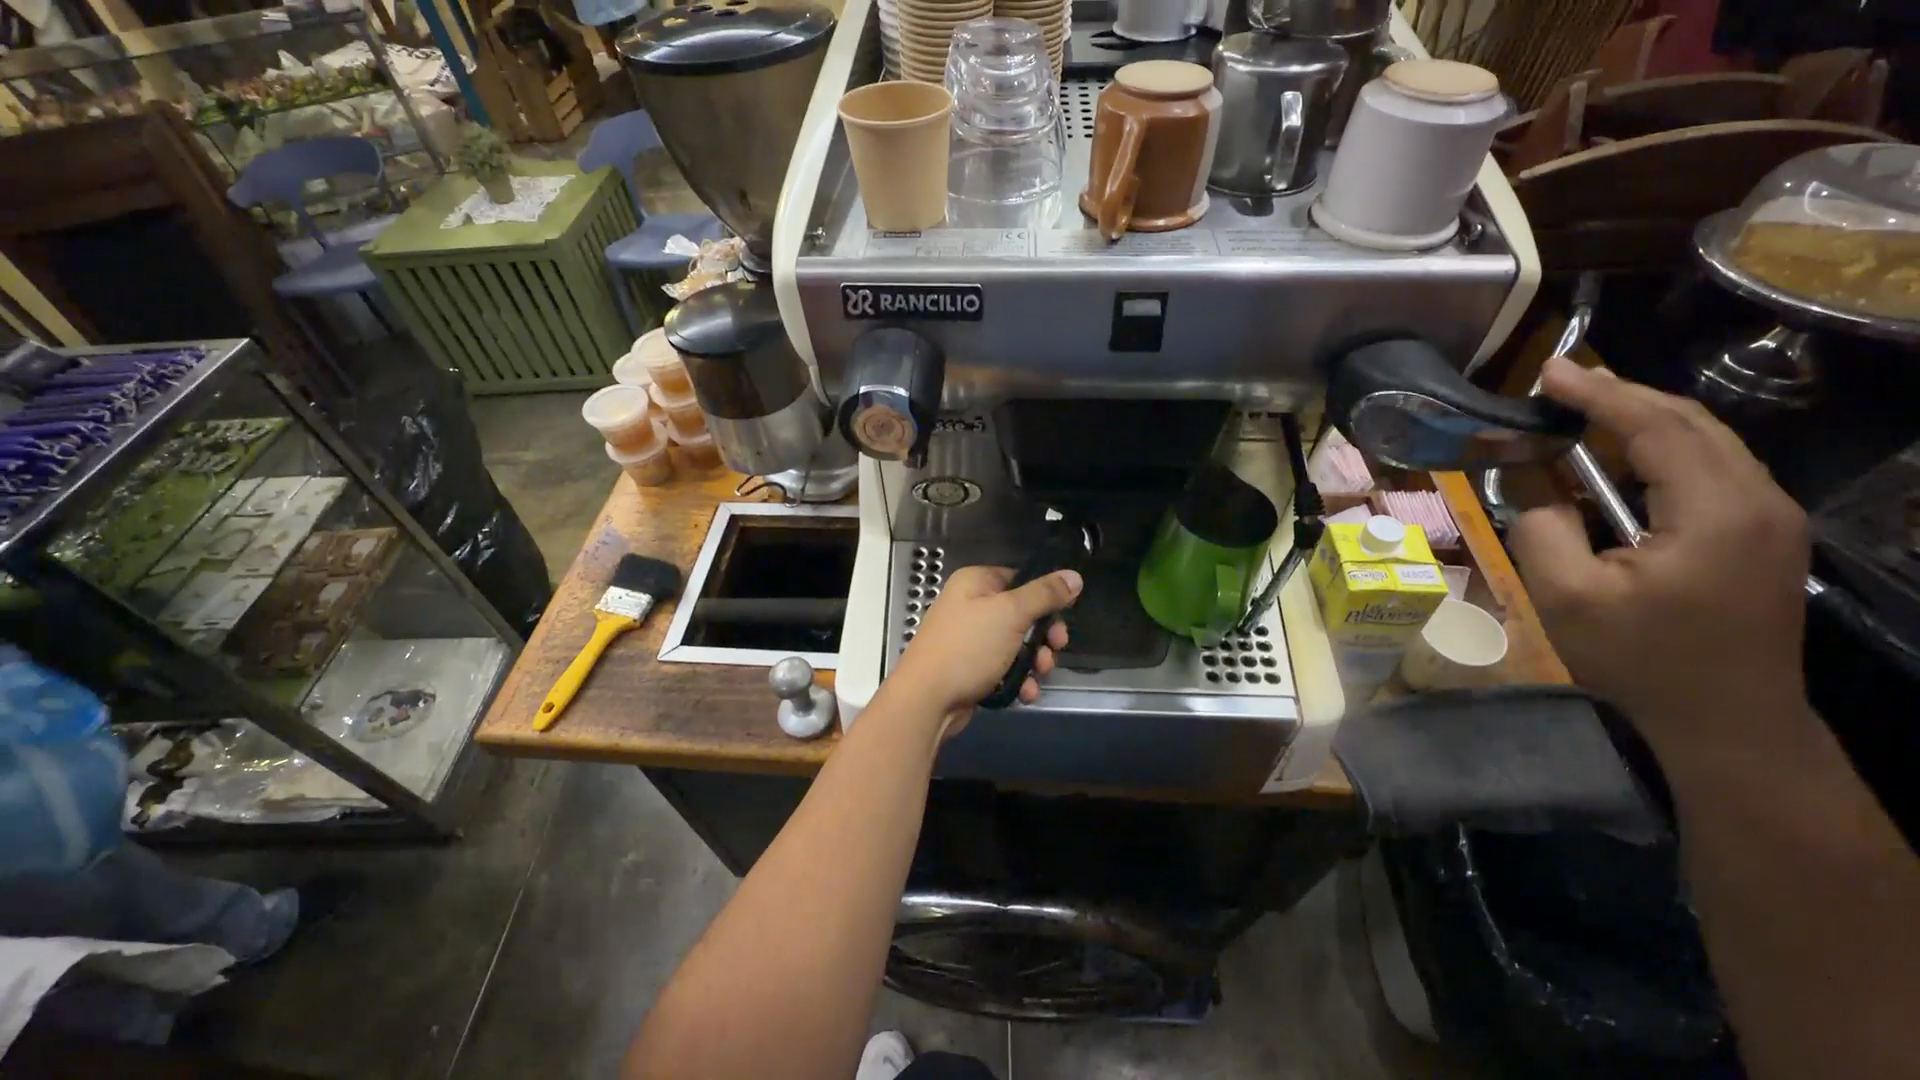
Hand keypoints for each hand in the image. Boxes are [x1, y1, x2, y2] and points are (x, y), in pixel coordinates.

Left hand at [887, 565, 1081, 721]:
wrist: (927, 700)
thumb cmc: (969, 647)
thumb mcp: (1011, 614)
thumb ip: (1045, 594)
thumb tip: (1074, 576)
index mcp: (976, 582)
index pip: (1020, 579)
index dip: (1045, 596)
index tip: (1065, 615)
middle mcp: (970, 606)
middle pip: (1022, 614)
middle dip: (1044, 636)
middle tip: (1055, 649)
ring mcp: (969, 639)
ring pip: (1017, 645)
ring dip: (1035, 661)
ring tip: (1039, 674)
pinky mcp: (971, 668)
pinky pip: (1004, 668)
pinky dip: (1018, 679)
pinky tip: (1026, 693)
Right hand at [1510, 357, 1809, 750]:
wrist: (1730, 722)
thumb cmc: (1644, 662)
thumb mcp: (1567, 599)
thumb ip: (1541, 529)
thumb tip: (1534, 485)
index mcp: (1716, 511)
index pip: (1657, 426)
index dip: (1599, 393)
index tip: (1546, 373)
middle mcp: (1759, 500)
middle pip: (1690, 423)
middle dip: (1622, 397)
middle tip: (1558, 388)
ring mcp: (1771, 518)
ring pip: (1706, 443)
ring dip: (1642, 423)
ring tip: (1581, 415)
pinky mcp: (1765, 535)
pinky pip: (1712, 470)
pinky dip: (1662, 452)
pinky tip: (1622, 461)